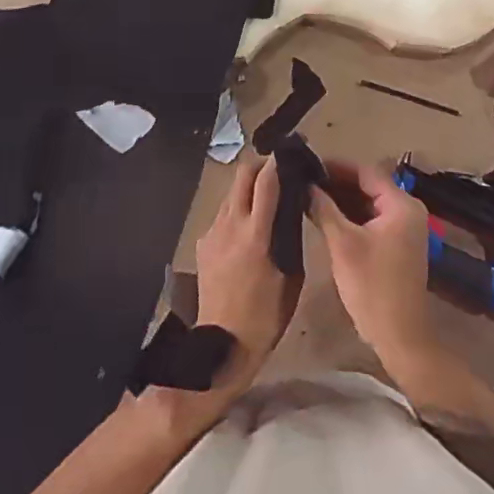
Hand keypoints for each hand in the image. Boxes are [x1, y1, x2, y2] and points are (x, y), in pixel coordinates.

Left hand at [194, 157, 302, 395]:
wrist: (224, 339)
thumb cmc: (268, 313)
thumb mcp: (291, 275)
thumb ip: (289, 237)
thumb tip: (290, 211)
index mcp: (256, 234)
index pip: (266, 183)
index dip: (276, 163)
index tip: (287, 154)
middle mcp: (230, 224)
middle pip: (241, 176)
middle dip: (258, 167)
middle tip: (274, 172)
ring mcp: (212, 232)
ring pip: (230, 194)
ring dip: (246, 190)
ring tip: (262, 200)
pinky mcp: (202, 242)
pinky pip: (221, 217)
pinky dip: (235, 213)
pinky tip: (244, 231)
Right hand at [308, 160, 434, 370]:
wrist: (398, 335)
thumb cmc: (371, 285)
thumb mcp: (342, 242)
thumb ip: (323, 208)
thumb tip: (304, 184)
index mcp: (401, 206)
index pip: (365, 171)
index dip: (334, 166)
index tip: (306, 165)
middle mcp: (407, 212)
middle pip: (367, 185)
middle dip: (335, 182)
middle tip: (301, 179)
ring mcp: (402, 229)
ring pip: (366, 203)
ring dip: (339, 199)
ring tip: (306, 194)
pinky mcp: (394, 245)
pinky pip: (369, 219)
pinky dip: (347, 215)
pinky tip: (320, 214)